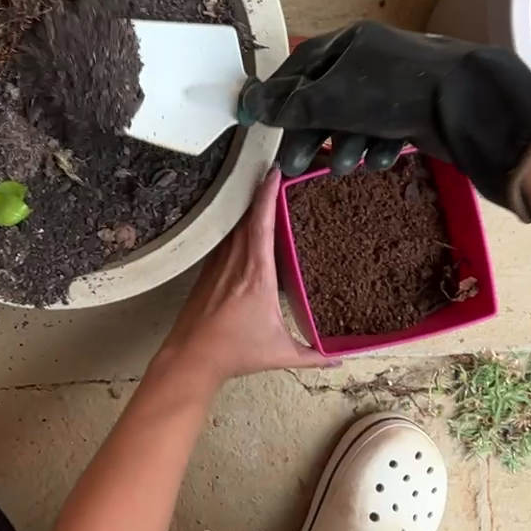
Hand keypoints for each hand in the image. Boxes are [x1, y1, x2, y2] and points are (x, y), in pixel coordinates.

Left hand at [154, 169, 329, 386]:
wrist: (191, 356)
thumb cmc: (232, 352)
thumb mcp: (279, 353)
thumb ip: (314, 355)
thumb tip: (339, 357)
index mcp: (255, 276)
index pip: (261, 224)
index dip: (267, 195)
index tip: (275, 173)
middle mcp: (234, 264)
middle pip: (246, 217)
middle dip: (260, 192)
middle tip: (276, 173)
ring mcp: (217, 266)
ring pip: (233, 227)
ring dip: (246, 207)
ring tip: (262, 192)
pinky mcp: (207, 272)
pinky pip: (224, 240)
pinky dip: (235, 227)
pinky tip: (242, 225)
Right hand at [239, 23, 462, 176]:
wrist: (471, 106)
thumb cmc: (392, 92)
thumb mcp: (330, 99)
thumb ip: (289, 106)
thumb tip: (252, 105)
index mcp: (349, 42)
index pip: (299, 66)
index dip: (277, 95)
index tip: (259, 121)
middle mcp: (371, 59)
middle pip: (324, 99)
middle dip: (311, 135)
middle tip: (294, 166)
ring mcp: (396, 85)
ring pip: (353, 119)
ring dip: (345, 146)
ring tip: (346, 167)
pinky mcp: (418, 110)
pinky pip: (384, 130)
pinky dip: (377, 146)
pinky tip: (380, 159)